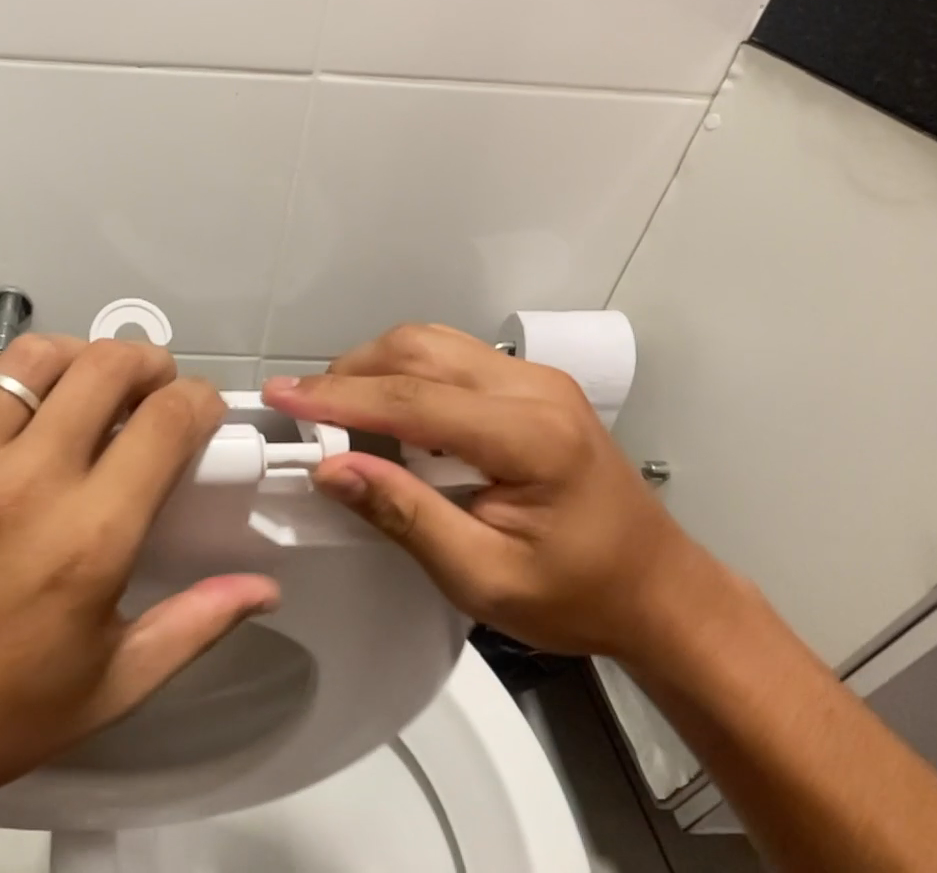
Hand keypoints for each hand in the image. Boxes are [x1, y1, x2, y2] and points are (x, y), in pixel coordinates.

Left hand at [0, 337, 278, 862]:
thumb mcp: (112, 685)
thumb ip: (196, 625)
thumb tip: (262, 586)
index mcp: (89, 540)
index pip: (168, 421)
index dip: (199, 400)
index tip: (200, 411)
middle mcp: (25, 483)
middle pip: (106, 367)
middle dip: (147, 363)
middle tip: (151, 386)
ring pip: (34, 356)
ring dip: (76, 357)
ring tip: (84, 384)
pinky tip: (10, 398)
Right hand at [260, 323, 722, 661]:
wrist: (657, 590)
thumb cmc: (577, 596)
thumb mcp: (483, 576)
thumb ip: (405, 516)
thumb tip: (330, 469)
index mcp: (530, 437)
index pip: (412, 399)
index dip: (337, 397)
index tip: (279, 397)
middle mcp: (535, 389)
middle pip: (418, 349)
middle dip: (349, 373)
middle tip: (303, 412)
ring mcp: (538, 379)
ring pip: (431, 342)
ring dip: (374, 367)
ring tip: (335, 412)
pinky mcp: (532, 385)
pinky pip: (451, 357)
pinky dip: (404, 374)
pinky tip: (386, 413)